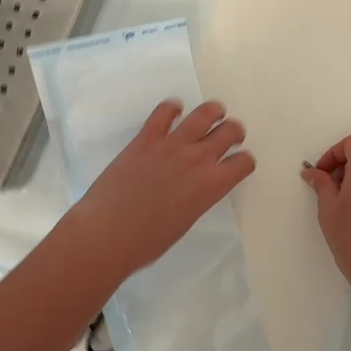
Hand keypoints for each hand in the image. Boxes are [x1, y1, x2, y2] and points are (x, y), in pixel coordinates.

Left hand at [56, 99, 255, 279]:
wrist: (107, 235)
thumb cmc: (147, 242)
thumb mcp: (186, 220)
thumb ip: (197, 197)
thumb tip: (193, 187)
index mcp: (212, 186)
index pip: (243, 162)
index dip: (243, 161)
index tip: (236, 163)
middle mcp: (198, 160)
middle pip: (230, 131)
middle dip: (233, 132)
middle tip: (228, 136)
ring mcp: (171, 145)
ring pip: (204, 113)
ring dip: (213, 112)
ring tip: (211, 115)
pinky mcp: (145, 139)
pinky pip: (163, 112)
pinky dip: (172, 108)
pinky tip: (173, 112)